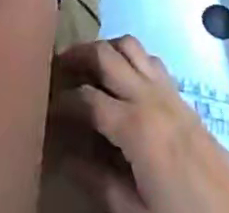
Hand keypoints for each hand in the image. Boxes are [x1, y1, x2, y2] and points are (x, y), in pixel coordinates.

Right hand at [53, 37, 228, 212]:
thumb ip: (99, 182)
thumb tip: (66, 157)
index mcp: (135, 127)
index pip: (85, 99)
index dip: (60, 102)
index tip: (43, 110)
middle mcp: (150, 98)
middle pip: (105, 55)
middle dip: (76, 57)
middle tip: (56, 71)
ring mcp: (170, 95)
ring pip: (130, 47)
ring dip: (105, 50)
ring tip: (87, 68)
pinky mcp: (185, 101)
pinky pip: (151, 62)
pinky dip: (130, 59)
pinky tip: (123, 83)